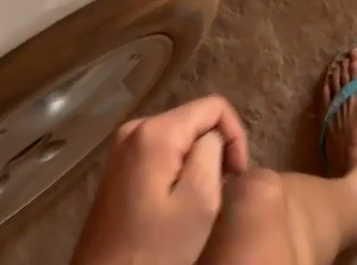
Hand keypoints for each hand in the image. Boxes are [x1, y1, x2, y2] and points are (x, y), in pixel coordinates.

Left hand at [70, 95, 251, 264]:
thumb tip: (213, 137)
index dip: (235, 136)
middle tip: (218, 192)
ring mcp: (123, 148)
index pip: (214, 106)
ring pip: (180, 137)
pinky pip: (162, 152)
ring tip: (197, 201)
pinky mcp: (119, 168)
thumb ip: (212, 152)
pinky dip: (177, 170)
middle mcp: (135, 128)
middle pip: (195, 120)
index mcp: (156, 131)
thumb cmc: (154, 250)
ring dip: (196, 162)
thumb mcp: (199, 201)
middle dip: (214, 150)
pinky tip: (175, 202)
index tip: (237, 176)